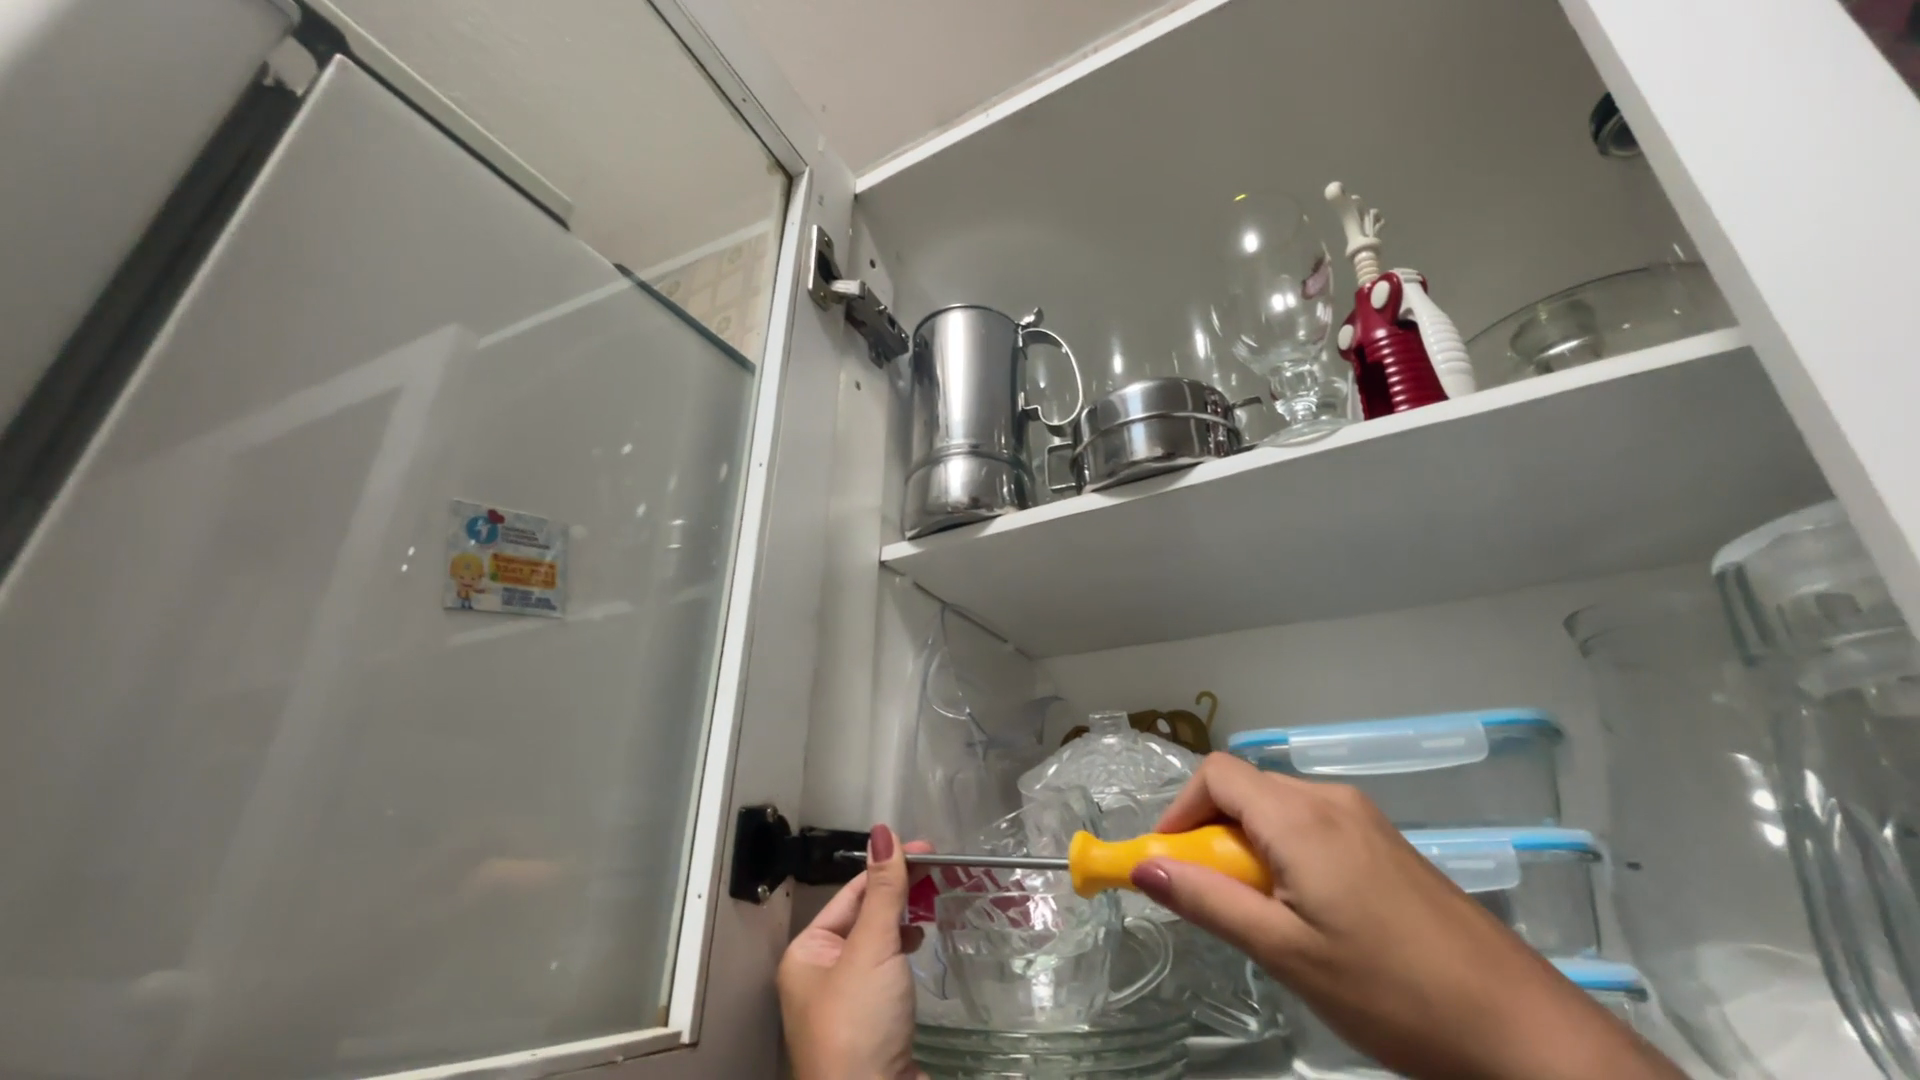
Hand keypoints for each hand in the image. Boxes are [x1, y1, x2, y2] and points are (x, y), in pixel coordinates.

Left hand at [778, 825, 930, 1079]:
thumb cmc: (858, 1024)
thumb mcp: (871, 949)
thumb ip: (883, 891)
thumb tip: (883, 832)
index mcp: (807, 952)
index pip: (852, 893)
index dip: (889, 867)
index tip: (928, 849)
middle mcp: (820, 974)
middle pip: (864, 917)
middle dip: (898, 894)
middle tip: (939, 873)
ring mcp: (846, 1001)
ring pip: (877, 944)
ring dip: (902, 922)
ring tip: (931, 906)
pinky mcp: (871, 1024)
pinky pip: (886, 972)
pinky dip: (903, 954)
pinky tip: (917, 947)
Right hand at [1131, 754, 1683, 1079]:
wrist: (1522, 1030)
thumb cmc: (1391, 992)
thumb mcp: (1285, 953)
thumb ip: (1209, 901)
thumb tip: (1143, 867)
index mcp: (1302, 817)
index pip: (1217, 774)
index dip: (1179, 812)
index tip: (1168, 866)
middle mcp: (1333, 801)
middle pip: (1247, 790)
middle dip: (1211, 836)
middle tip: (1214, 901)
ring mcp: (1367, 821)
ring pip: (1280, 811)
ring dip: (1249, 849)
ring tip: (1263, 918)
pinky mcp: (1389, 846)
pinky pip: (1315, 829)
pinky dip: (1287, 856)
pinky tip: (1311, 918)